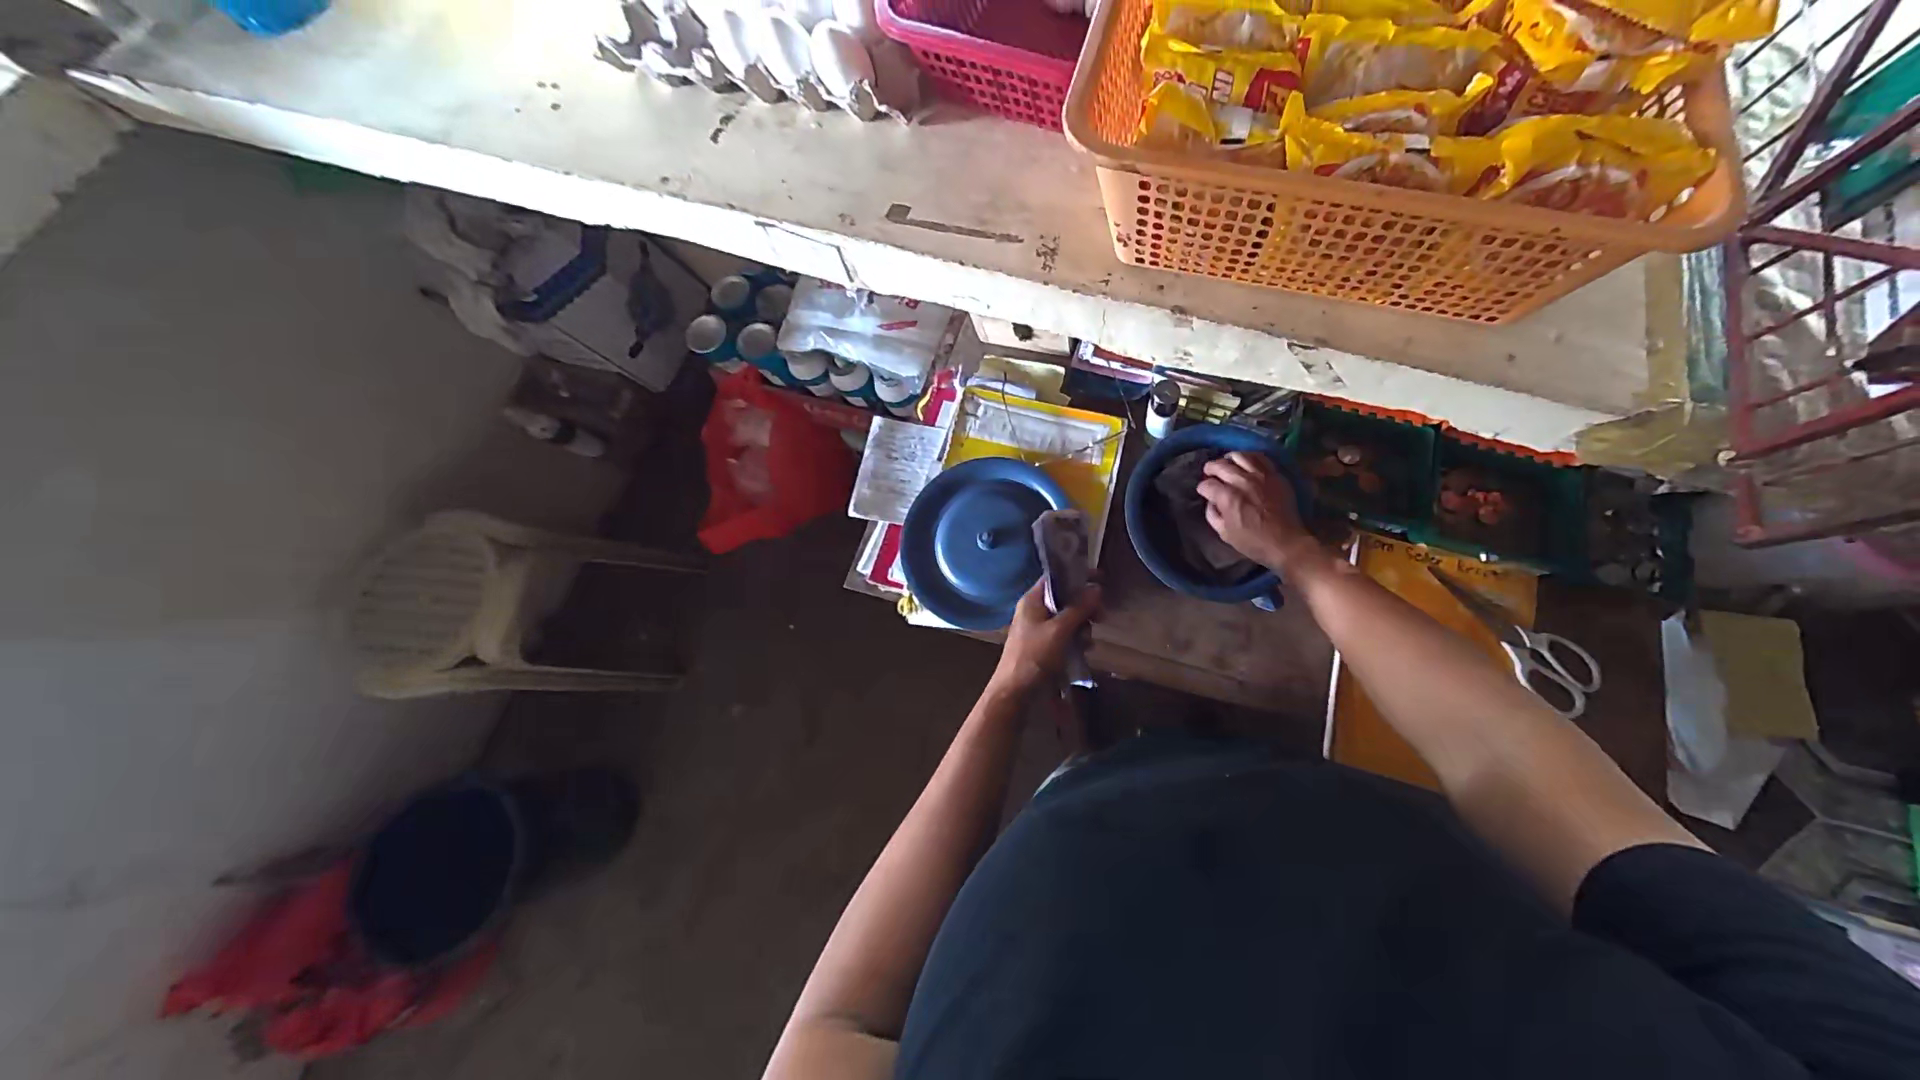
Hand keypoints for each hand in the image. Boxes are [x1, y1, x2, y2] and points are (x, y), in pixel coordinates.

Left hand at [991, 580, 1101, 694]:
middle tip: (1100, 617)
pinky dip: (1076, 640)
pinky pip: (1065, 635)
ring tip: (1086, 642)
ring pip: (1069, 619)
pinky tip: (1083, 651)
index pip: (1056, 577)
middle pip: (1066, 599)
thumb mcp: (1059, 631)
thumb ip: (1078, 608)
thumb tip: (1096, 588)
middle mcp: (1035, 611)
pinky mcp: (1045, 646)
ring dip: (1082, 628)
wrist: (1015, 693)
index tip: (1100, 578)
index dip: (1077, 575)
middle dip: (1084, 608)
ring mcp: (1039, 629)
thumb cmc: (1034, 657)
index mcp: (1032, 600)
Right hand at [1196, 451, 1317, 572]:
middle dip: (1210, 469)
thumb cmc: (1253, 542)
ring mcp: (1261, 476)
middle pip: (1220, 465)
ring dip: (1228, 459)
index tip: (1204, 492)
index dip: (1203, 488)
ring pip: (1239, 456)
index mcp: (1228, 497)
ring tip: (1227, 463)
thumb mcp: (1224, 533)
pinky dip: (1249, 457)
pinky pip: (1260, 458)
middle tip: (1209, 473)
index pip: (1207, 484)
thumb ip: (1212, 515)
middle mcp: (1242, 482)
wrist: (1285, 542)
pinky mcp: (1275, 475)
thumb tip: (1211, 502)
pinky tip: (1246, 462)